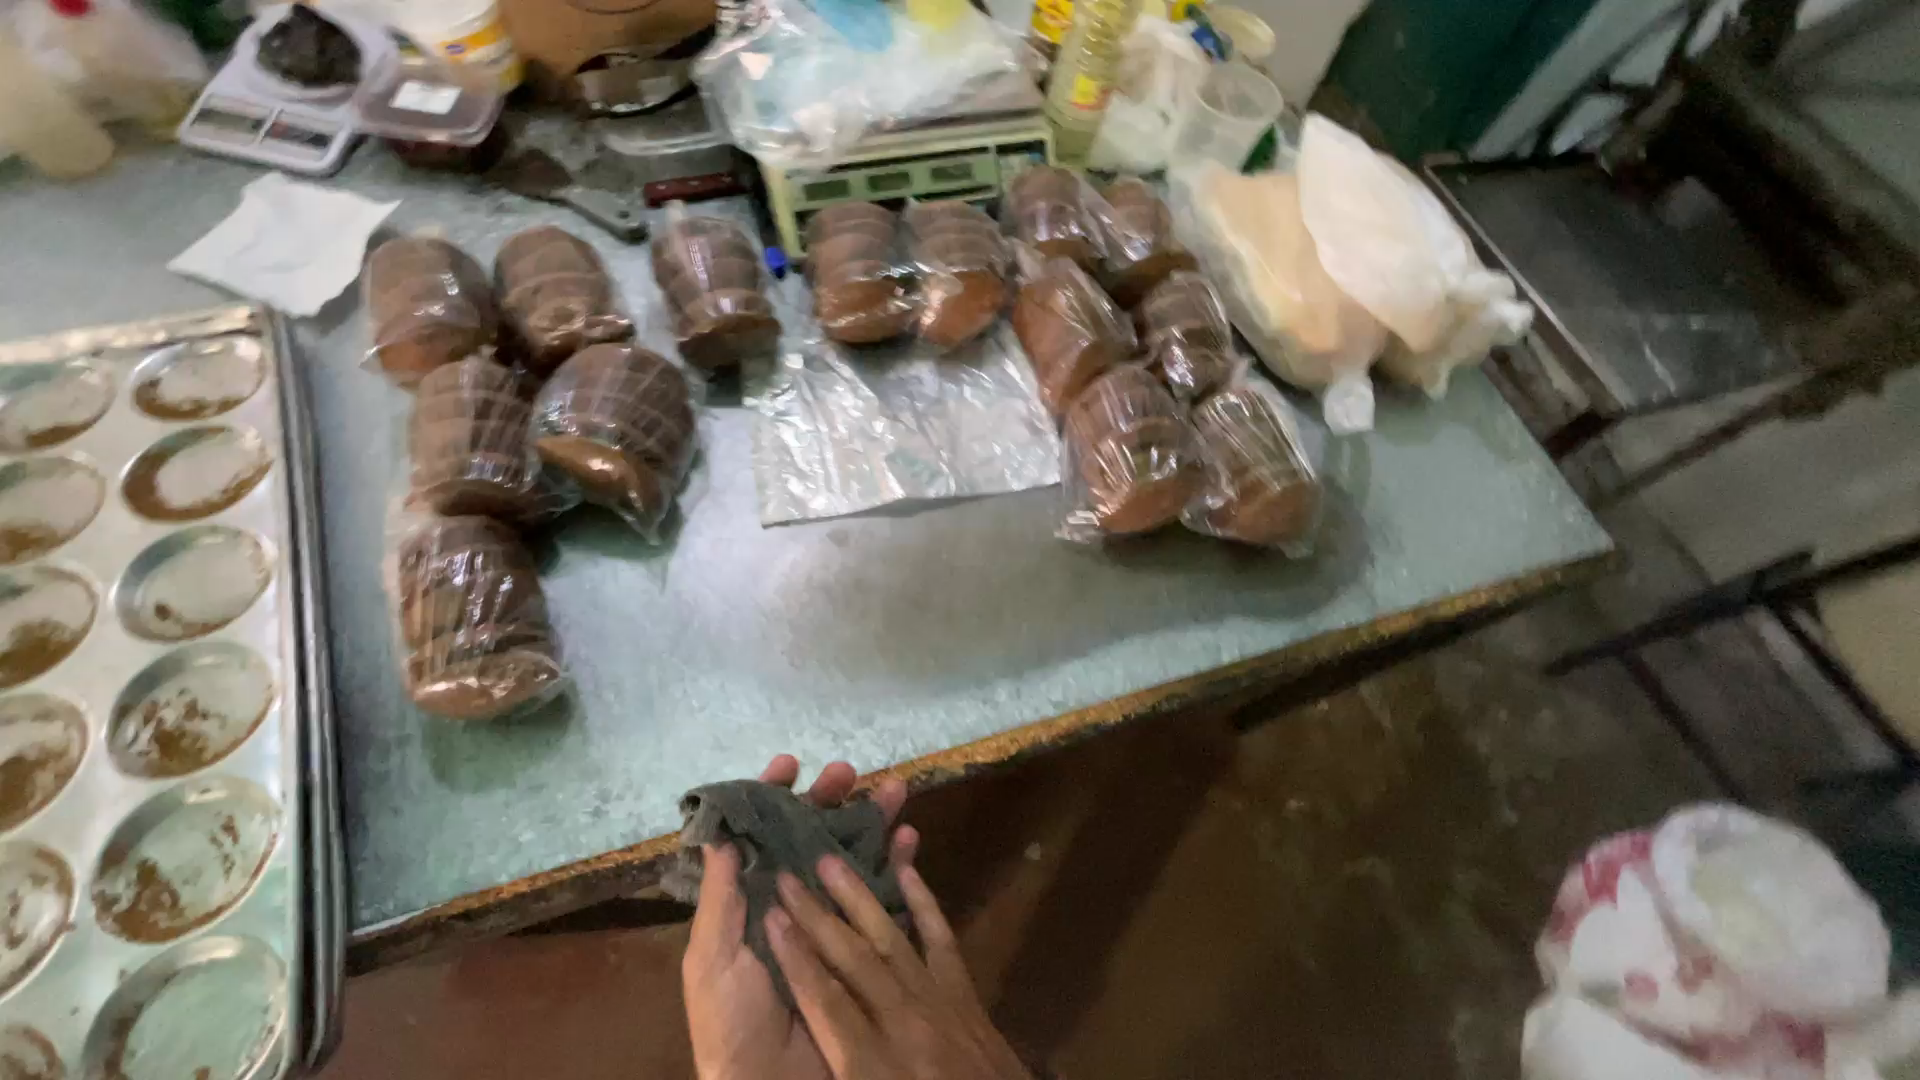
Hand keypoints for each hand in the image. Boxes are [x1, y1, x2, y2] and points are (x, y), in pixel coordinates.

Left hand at [683, 756, 914, 1079]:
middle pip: (813, 834)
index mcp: (752, 900)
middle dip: (831, 798)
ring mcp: (831, 918)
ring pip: (854, 854)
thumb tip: (721, 837)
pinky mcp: (865, 943)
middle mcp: (793, 899)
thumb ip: (719, 900)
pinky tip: (910, 839)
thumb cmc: (733, 1024)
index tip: (791, 765)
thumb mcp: (712, 961)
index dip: (774, 797)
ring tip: (896, 790)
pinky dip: (899, 863)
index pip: (763, 834)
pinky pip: (886, 894)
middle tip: (850, 773)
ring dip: (873, 819)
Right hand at [766, 853, 1032, 1079]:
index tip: (769, 917)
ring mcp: (939, 1001)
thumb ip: (838, 1064)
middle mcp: (904, 1021)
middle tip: (787, 875)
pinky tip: (907, 869)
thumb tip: (803, 1037)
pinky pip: (942, 939)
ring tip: (830, 861)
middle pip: (852, 959)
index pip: (825, 1001)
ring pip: (891, 938)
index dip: (794, 958)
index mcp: (872, 1063)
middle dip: (816, 916)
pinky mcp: (966, 995)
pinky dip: (924, 902)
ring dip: (859, 897)